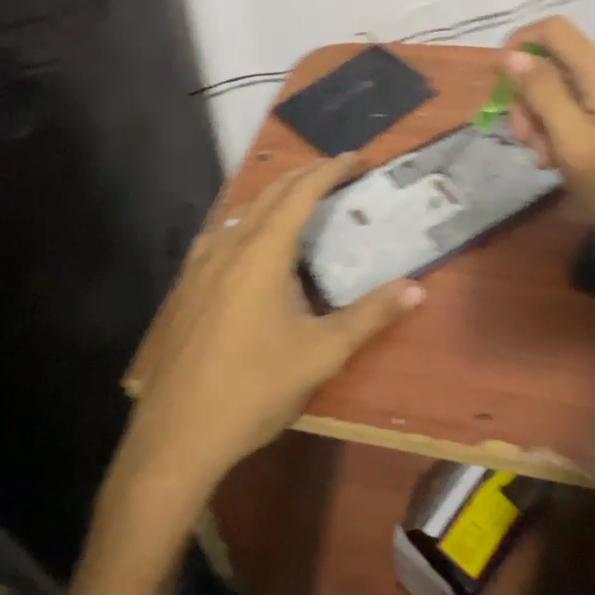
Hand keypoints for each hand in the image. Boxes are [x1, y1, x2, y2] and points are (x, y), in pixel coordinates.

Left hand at [123, 155, 425, 475]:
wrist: (177, 436)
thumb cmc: (255, 389)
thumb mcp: (321, 353)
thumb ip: (370, 315)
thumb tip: (417, 288)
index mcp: (262, 253)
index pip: (300, 194)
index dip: (330, 170)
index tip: (357, 158)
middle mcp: (228, 246)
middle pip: (269, 195)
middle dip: (304, 177)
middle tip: (337, 173)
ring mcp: (199, 266)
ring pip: (241, 213)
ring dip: (274, 198)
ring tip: (300, 202)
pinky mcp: (185, 288)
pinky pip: (221, 236)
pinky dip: (247, 223)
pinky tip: (250, 246)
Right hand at [503, 17, 594, 279]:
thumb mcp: (575, 146)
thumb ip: (543, 95)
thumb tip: (511, 56)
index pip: (552, 29)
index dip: (518, 47)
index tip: (501, 88)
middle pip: (555, 62)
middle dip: (529, 96)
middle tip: (525, 142)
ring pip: (566, 87)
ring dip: (544, 118)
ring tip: (545, 160)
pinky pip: (584, 105)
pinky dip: (564, 127)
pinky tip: (562, 160)